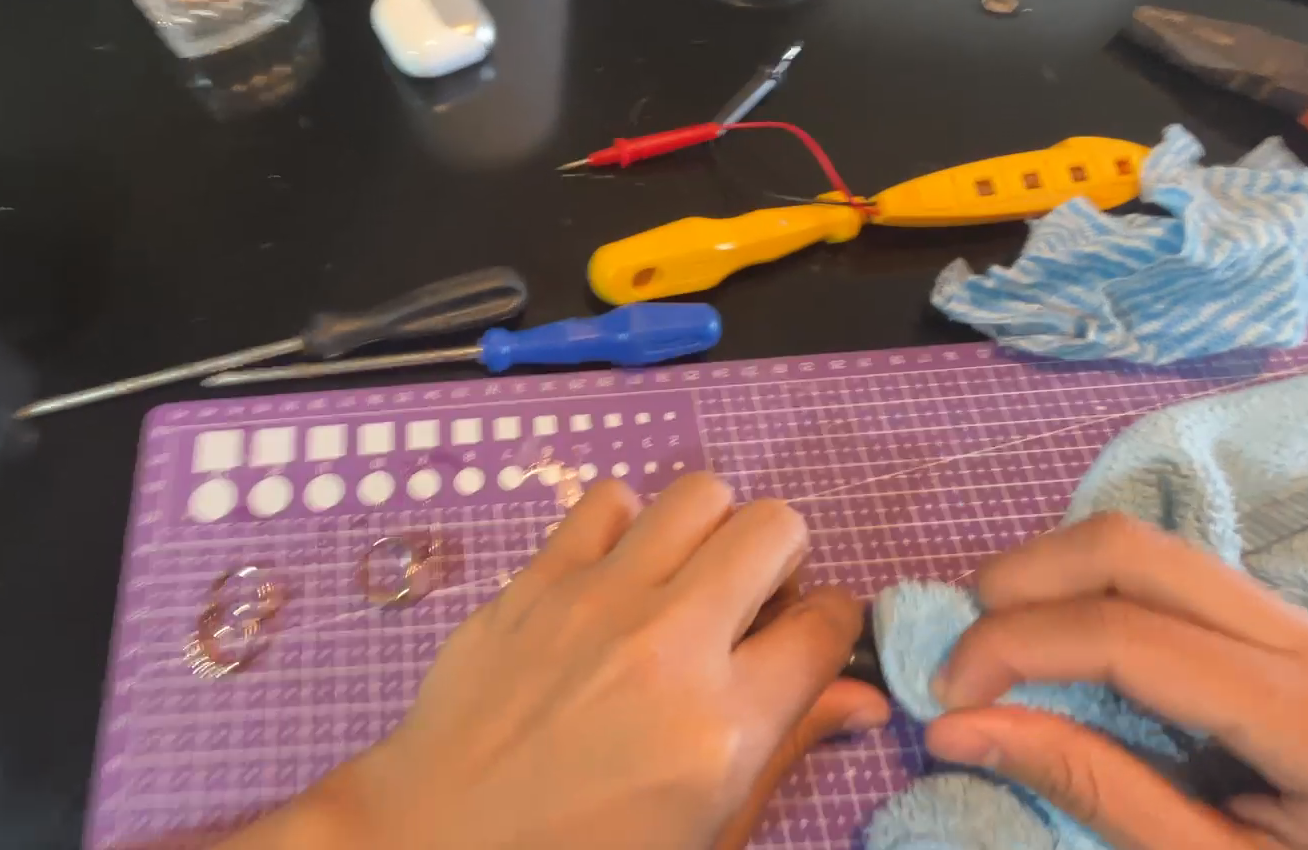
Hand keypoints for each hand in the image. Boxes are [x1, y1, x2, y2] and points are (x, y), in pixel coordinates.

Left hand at [226, 474, 889, 849]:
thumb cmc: (587, 847)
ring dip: (708, 526)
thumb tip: (861, 692)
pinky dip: (626, 522)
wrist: (446, 831)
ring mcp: (598, 597)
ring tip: (682, 572)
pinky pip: (606, 499)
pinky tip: (612, 566)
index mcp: (724, 725)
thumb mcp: (707, 828)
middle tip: (747, 594)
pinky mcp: (538, 575)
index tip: (811, 627)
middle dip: (779, 553)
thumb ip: (786, 749)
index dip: (834, 619)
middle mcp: (669, 640)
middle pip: (770, 527)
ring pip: (696, 492)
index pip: (824, 626)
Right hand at [924, 513, 1307, 849]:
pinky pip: (1173, 582)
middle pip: (1130, 549)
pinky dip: (1091, 594)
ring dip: (1050, 577)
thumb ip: (1095, 791)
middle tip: (967, 644)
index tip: (947, 697)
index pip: (1124, 634)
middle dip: (1019, 579)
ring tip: (1008, 643)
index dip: (1009, 647)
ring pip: (1148, 549)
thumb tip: (953, 729)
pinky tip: (1074, 652)